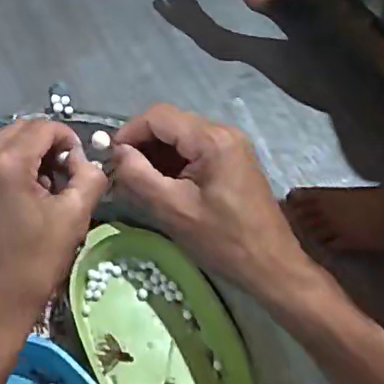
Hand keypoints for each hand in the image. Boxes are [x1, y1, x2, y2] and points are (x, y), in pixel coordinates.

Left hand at [0, 118, 109, 344]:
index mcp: (6, 161)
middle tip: (67, 178)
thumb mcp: (72, 217)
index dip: (69, 140)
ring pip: (9, 142)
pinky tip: (28, 198)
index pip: (44, 127)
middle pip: (24, 129)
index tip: (81, 168)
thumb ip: (89, 177)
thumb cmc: (33, 263)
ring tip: (49, 192)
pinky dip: (16, 167)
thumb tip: (87, 160)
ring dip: (33, 155)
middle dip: (50, 146)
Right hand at [107, 104, 316, 288]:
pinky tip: (162, 182)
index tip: (110, 157)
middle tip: (121, 170)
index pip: (158, 116)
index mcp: (212, 139)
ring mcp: (231, 143)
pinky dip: (173, 160)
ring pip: (180, 134)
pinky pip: (193, 147)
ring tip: (138, 178)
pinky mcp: (233, 157)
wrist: (272, 267)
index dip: (129, 132)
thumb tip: (116, 153)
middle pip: (169, 122)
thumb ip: (138, 175)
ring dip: (156, 152)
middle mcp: (223, 131)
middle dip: (141, 143)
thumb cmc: (223, 240)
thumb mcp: (173, 209)